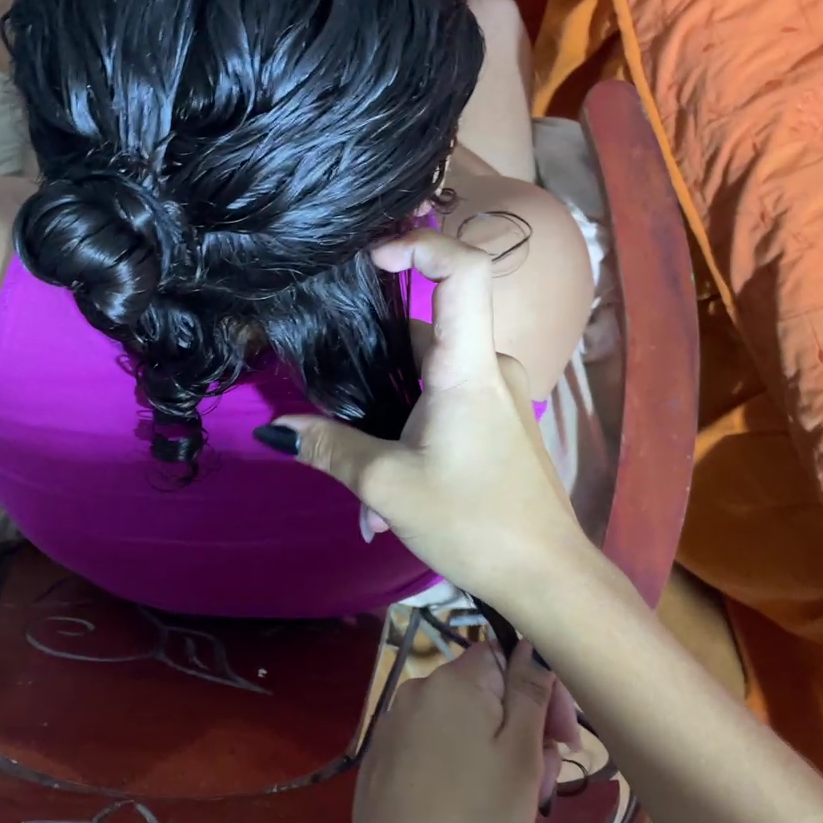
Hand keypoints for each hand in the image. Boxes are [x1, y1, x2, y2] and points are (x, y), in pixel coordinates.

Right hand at [266, 228, 593, 602]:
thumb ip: (328, 448)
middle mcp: (487, 367)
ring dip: (386, 416)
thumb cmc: (472, 522)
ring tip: (362, 478)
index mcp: (466, 367)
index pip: (462, 270)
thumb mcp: (387, 486)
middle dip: (371, 373)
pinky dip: (409, 430)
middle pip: (421, 333)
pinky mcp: (496, 422)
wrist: (546, 577)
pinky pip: (443, 404)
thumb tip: (275, 430)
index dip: (419, 244)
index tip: (371, 258)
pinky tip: (389, 487)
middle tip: (333, 419)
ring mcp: (496, 395)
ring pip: (426, 379)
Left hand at [339, 639, 557, 822]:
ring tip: (511, 802)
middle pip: (485, 691)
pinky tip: (472, 804)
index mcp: (452, 682)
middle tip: (543, 780)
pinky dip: (462, 761)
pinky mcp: (385, 752)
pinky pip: (436, 741)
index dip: (541, 691)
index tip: (563, 739)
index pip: (505, 657)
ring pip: (463, 721)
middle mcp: (418, 690)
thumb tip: (532, 646)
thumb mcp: (520, 756)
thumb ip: (528, 693)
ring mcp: (396, 721)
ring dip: (496, 749)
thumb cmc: (476, 820)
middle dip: (522, 727)